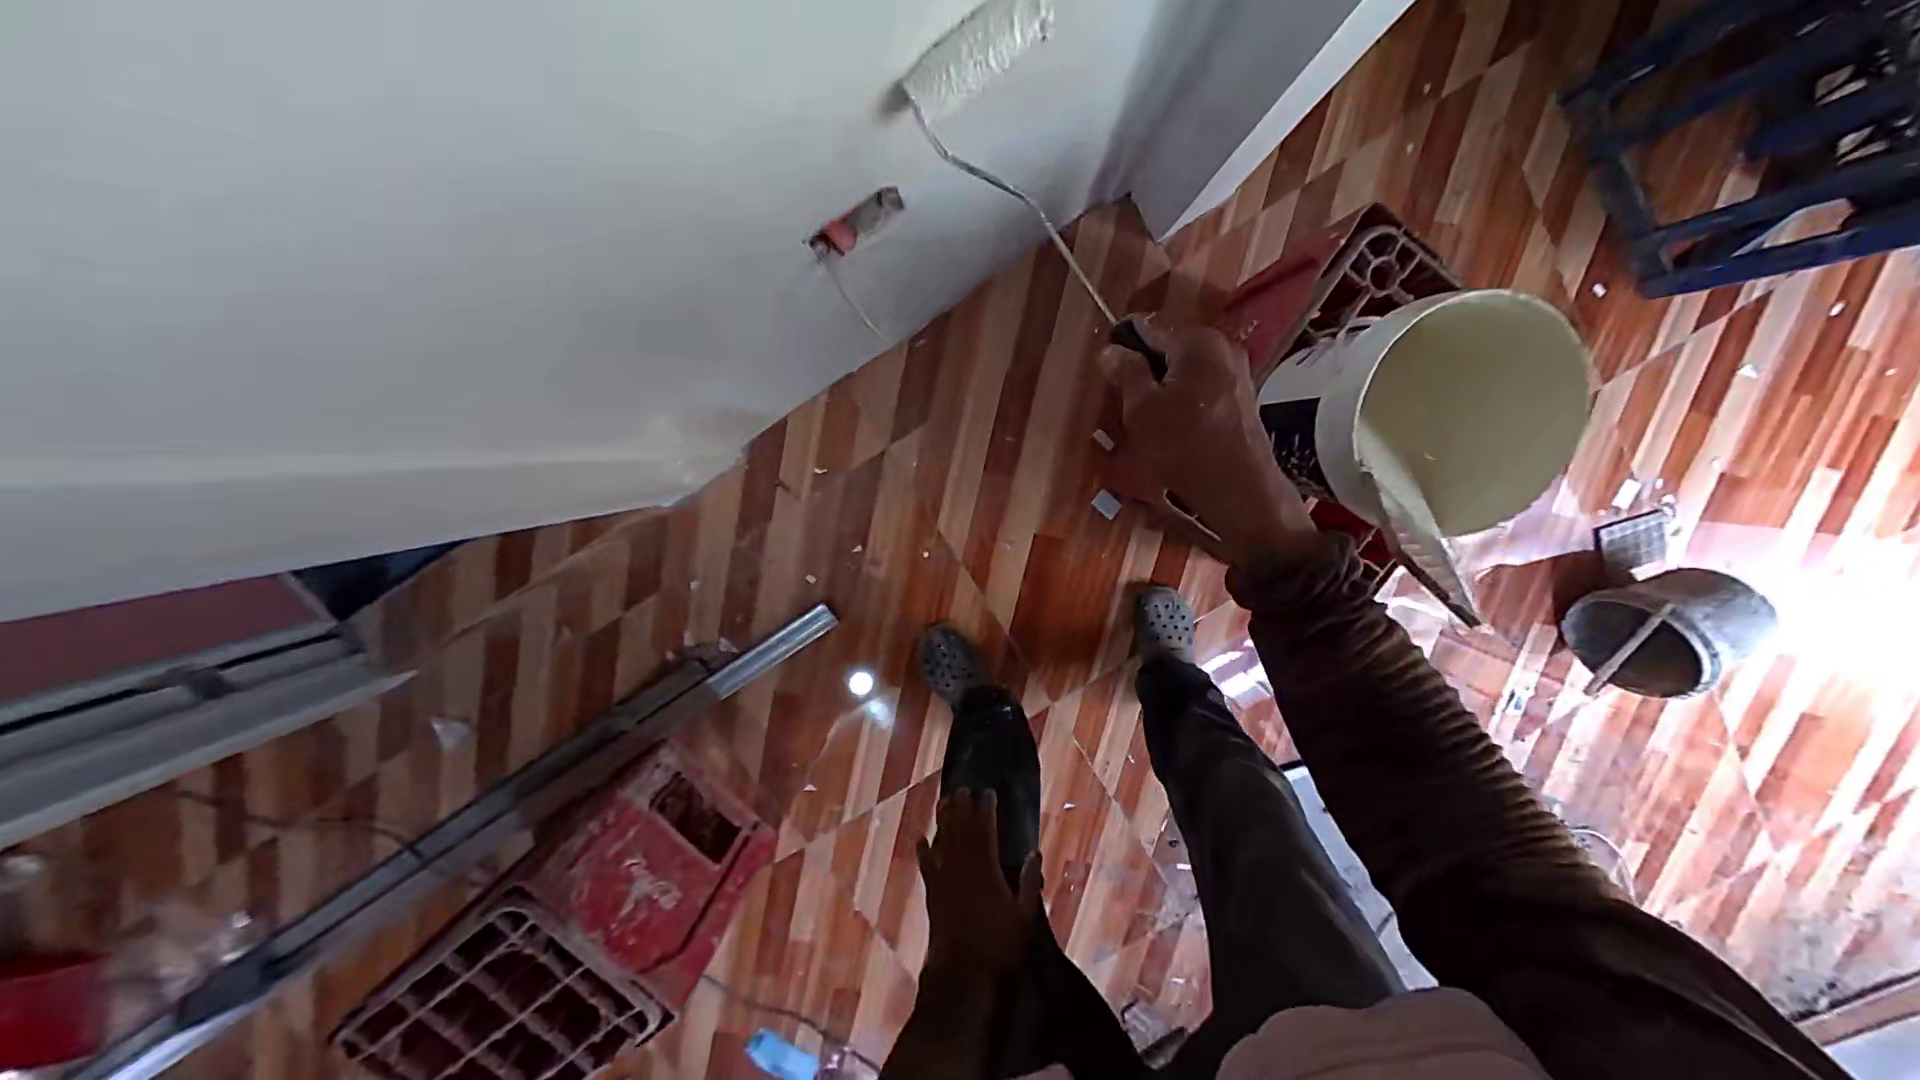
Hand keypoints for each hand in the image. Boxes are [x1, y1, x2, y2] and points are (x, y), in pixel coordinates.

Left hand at [916, 790, 1041, 975]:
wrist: (964, 974)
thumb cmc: (1000, 945)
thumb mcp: (1025, 915)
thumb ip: (1030, 882)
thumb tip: (1034, 852)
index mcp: (985, 868)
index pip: (984, 829)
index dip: (986, 809)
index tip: (988, 792)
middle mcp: (961, 867)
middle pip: (960, 829)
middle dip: (962, 806)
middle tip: (963, 788)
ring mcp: (944, 880)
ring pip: (942, 842)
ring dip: (943, 820)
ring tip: (944, 801)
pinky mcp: (932, 895)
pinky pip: (926, 866)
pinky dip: (924, 851)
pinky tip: (921, 839)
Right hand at [1102, 317, 1315, 564]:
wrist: (1239, 491)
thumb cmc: (1183, 445)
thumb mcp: (1141, 409)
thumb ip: (1126, 373)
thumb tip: (1111, 351)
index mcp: (1197, 341)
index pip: (1147, 326)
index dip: (1121, 345)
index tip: (1106, 370)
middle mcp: (1222, 349)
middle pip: (1168, 349)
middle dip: (1142, 370)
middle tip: (1122, 403)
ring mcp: (1237, 375)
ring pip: (1183, 373)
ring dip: (1160, 391)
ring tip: (1144, 422)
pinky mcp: (1241, 401)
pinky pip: (1200, 391)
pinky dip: (1180, 404)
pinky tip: (1170, 431)